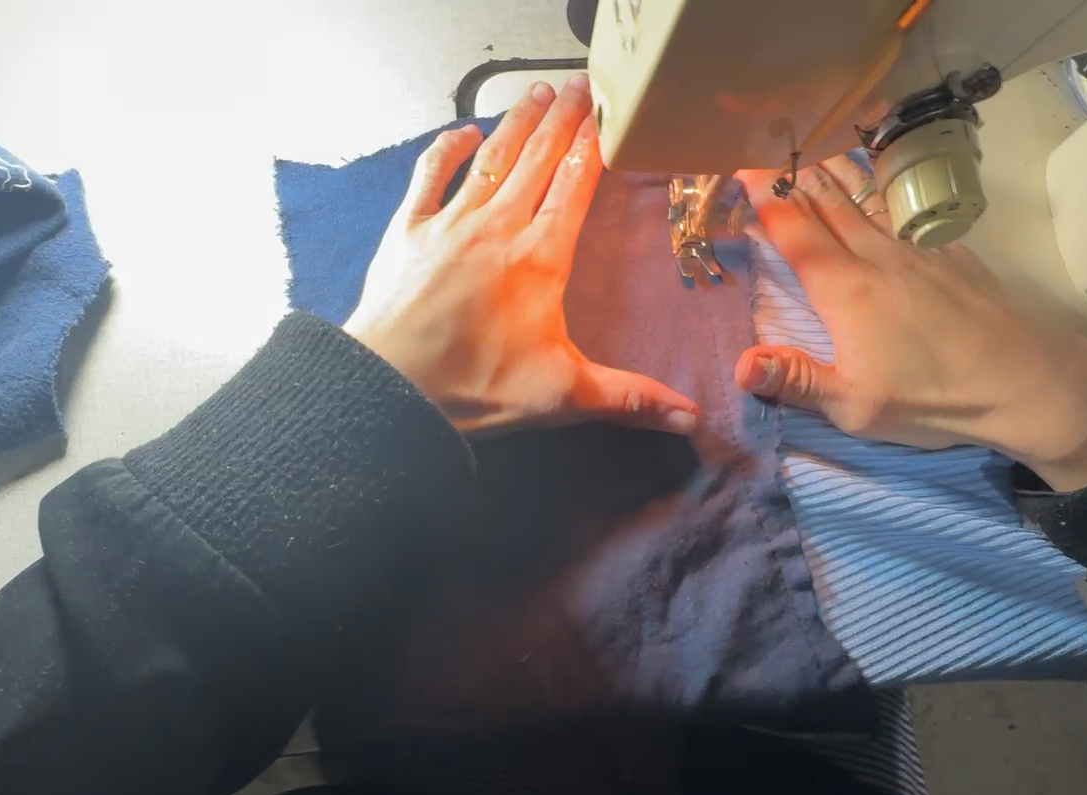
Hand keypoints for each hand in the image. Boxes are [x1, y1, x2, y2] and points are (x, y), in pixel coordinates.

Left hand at [345, 76, 698, 436]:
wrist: (394, 389)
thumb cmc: (477, 388)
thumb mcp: (562, 396)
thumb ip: (629, 398)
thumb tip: (692, 417)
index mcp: (539, 258)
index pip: (574, 185)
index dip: (593, 145)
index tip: (607, 113)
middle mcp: (497, 226)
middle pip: (537, 158)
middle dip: (563, 118)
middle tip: (581, 84)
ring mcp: (449, 223)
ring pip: (491, 157)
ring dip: (517, 122)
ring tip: (538, 91)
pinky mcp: (407, 232)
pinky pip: (429, 175)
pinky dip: (447, 149)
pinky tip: (463, 133)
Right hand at [735, 156, 1086, 490]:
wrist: (1024, 381)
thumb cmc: (931, 398)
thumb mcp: (853, 405)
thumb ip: (795, 381)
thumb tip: (740, 365)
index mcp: (846, 292)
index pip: (797, 236)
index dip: (768, 202)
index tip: (744, 170)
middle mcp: (877, 258)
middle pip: (828, 206)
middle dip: (793, 177)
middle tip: (769, 151)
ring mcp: (917, 250)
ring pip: (865, 200)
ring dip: (834, 173)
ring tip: (813, 150)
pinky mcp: (948, 253)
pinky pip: (901, 210)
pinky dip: (878, 188)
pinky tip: (876, 184)